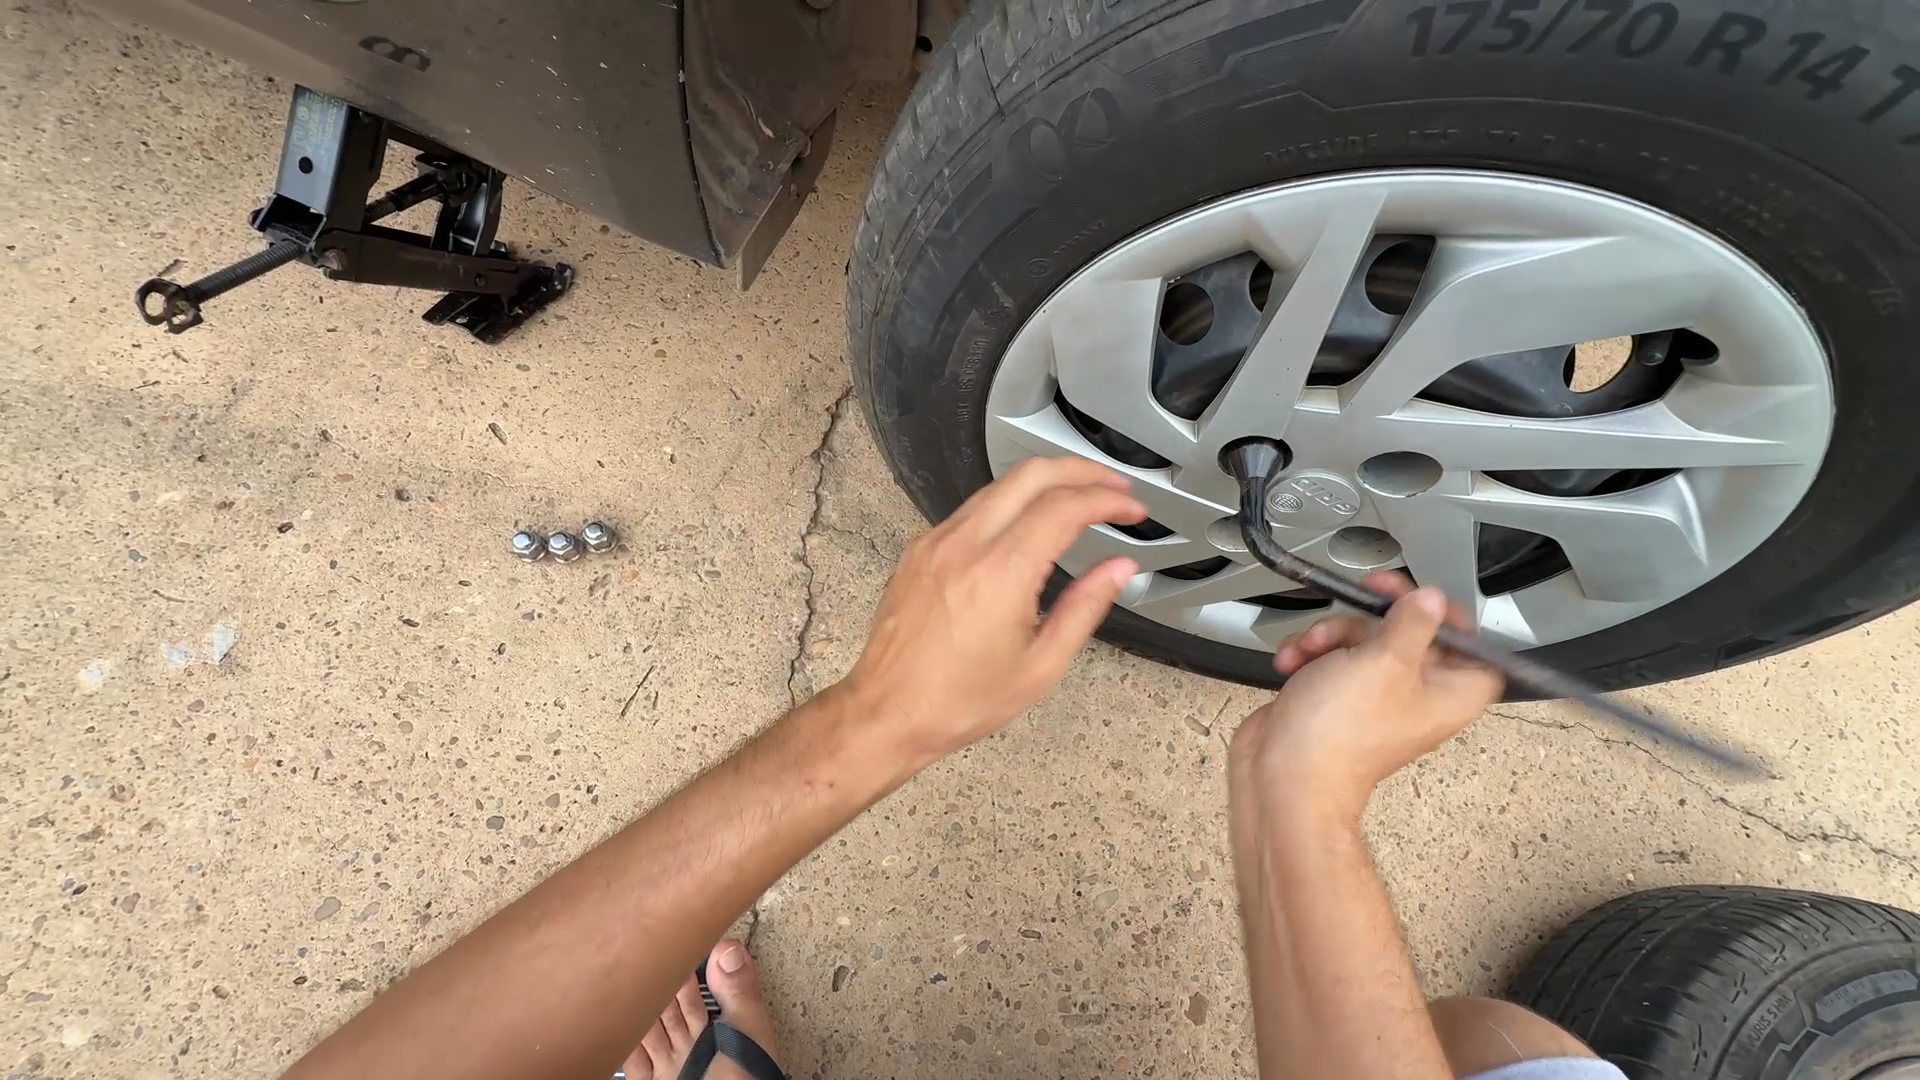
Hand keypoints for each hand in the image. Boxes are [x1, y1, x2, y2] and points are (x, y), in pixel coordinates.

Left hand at [841, 457, 1145, 760]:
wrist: (889, 710)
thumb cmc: (958, 698)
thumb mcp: (1040, 665)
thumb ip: (1085, 607)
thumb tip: (1119, 568)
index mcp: (1000, 573)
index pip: (1065, 507)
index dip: (1108, 500)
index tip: (1132, 509)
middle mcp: (965, 545)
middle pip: (1032, 474)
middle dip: (1082, 470)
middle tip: (1113, 487)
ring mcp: (937, 541)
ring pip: (1000, 485)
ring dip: (1046, 482)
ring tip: (1078, 499)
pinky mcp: (921, 548)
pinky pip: (972, 507)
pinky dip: (1010, 502)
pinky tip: (1027, 523)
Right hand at [1229, 572, 1502, 822]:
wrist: (1284, 769)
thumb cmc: (1341, 727)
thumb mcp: (1386, 661)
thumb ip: (1413, 622)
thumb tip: (1431, 599)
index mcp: (1450, 691)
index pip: (1467, 641)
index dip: (1440, 614)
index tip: (1408, 594)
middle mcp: (1414, 694)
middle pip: (1402, 633)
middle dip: (1363, 621)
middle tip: (1352, 607)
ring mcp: (1370, 696)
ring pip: (1357, 641)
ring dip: (1326, 637)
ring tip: (1308, 650)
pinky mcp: (1332, 697)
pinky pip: (1326, 659)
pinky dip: (1307, 655)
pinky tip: (1290, 664)